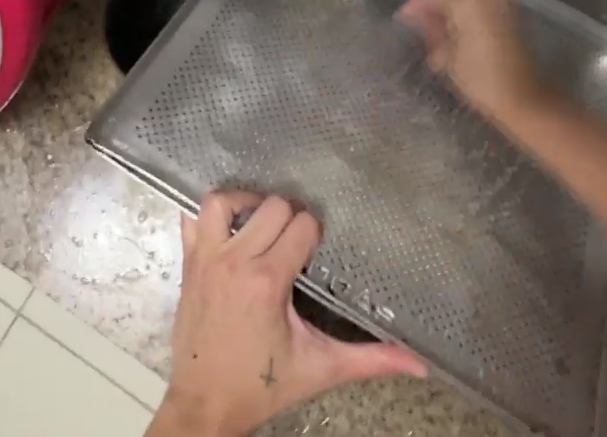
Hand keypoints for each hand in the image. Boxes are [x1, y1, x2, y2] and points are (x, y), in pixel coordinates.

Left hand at [148, 192, 426, 436]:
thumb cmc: (262, 385)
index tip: (315, 252)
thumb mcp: (320, 368)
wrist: (206, 404)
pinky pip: (190, 218)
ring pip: (224, 201)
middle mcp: (234, 261)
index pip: (301, 226)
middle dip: (289, 219)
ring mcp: (206, 258)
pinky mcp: (188, 263)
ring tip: (262, 220)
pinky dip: (207, 213)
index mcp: (267, 280)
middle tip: (295, 241)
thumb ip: (370, 359)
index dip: (314, 234)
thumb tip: (418, 365)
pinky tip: (228, 225)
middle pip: (271, 206)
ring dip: (246, 203)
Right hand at [399, 0, 551, 119]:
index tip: (402, 17)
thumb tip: (420, 20)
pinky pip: (482, 2)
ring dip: (450, 5)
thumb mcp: (447, 56)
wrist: (524, 99)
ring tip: (435, 26)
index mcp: (468, 0)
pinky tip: (455, 28)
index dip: (416, 4)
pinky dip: (466, 10)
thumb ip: (432, 32)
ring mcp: (503, 1)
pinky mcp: (512, 14)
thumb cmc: (480, 79)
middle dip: (433, 2)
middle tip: (417, 20)